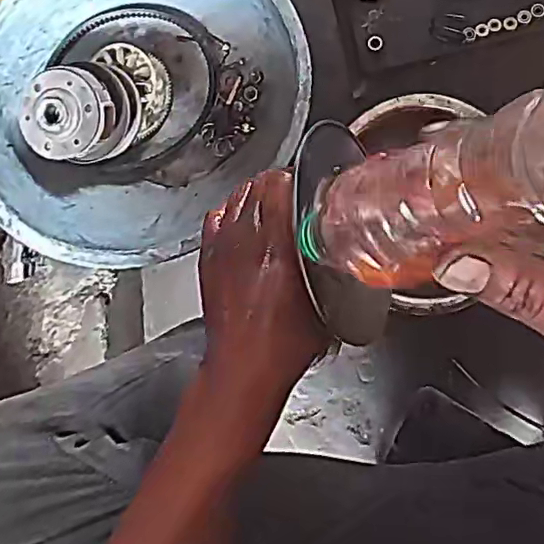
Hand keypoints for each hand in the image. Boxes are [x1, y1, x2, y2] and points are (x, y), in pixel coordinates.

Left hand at [198, 170, 326, 407]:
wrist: (243, 366)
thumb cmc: (284, 342)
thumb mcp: (324, 299)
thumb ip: (328, 265)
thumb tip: (335, 247)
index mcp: (278, 244)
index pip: (278, 185)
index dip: (292, 177)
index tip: (303, 180)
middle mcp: (248, 238)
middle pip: (256, 186)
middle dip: (275, 184)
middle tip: (289, 190)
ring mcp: (224, 247)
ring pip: (235, 198)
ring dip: (252, 195)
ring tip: (266, 202)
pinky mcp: (208, 259)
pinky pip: (215, 219)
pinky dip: (228, 213)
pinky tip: (238, 220)